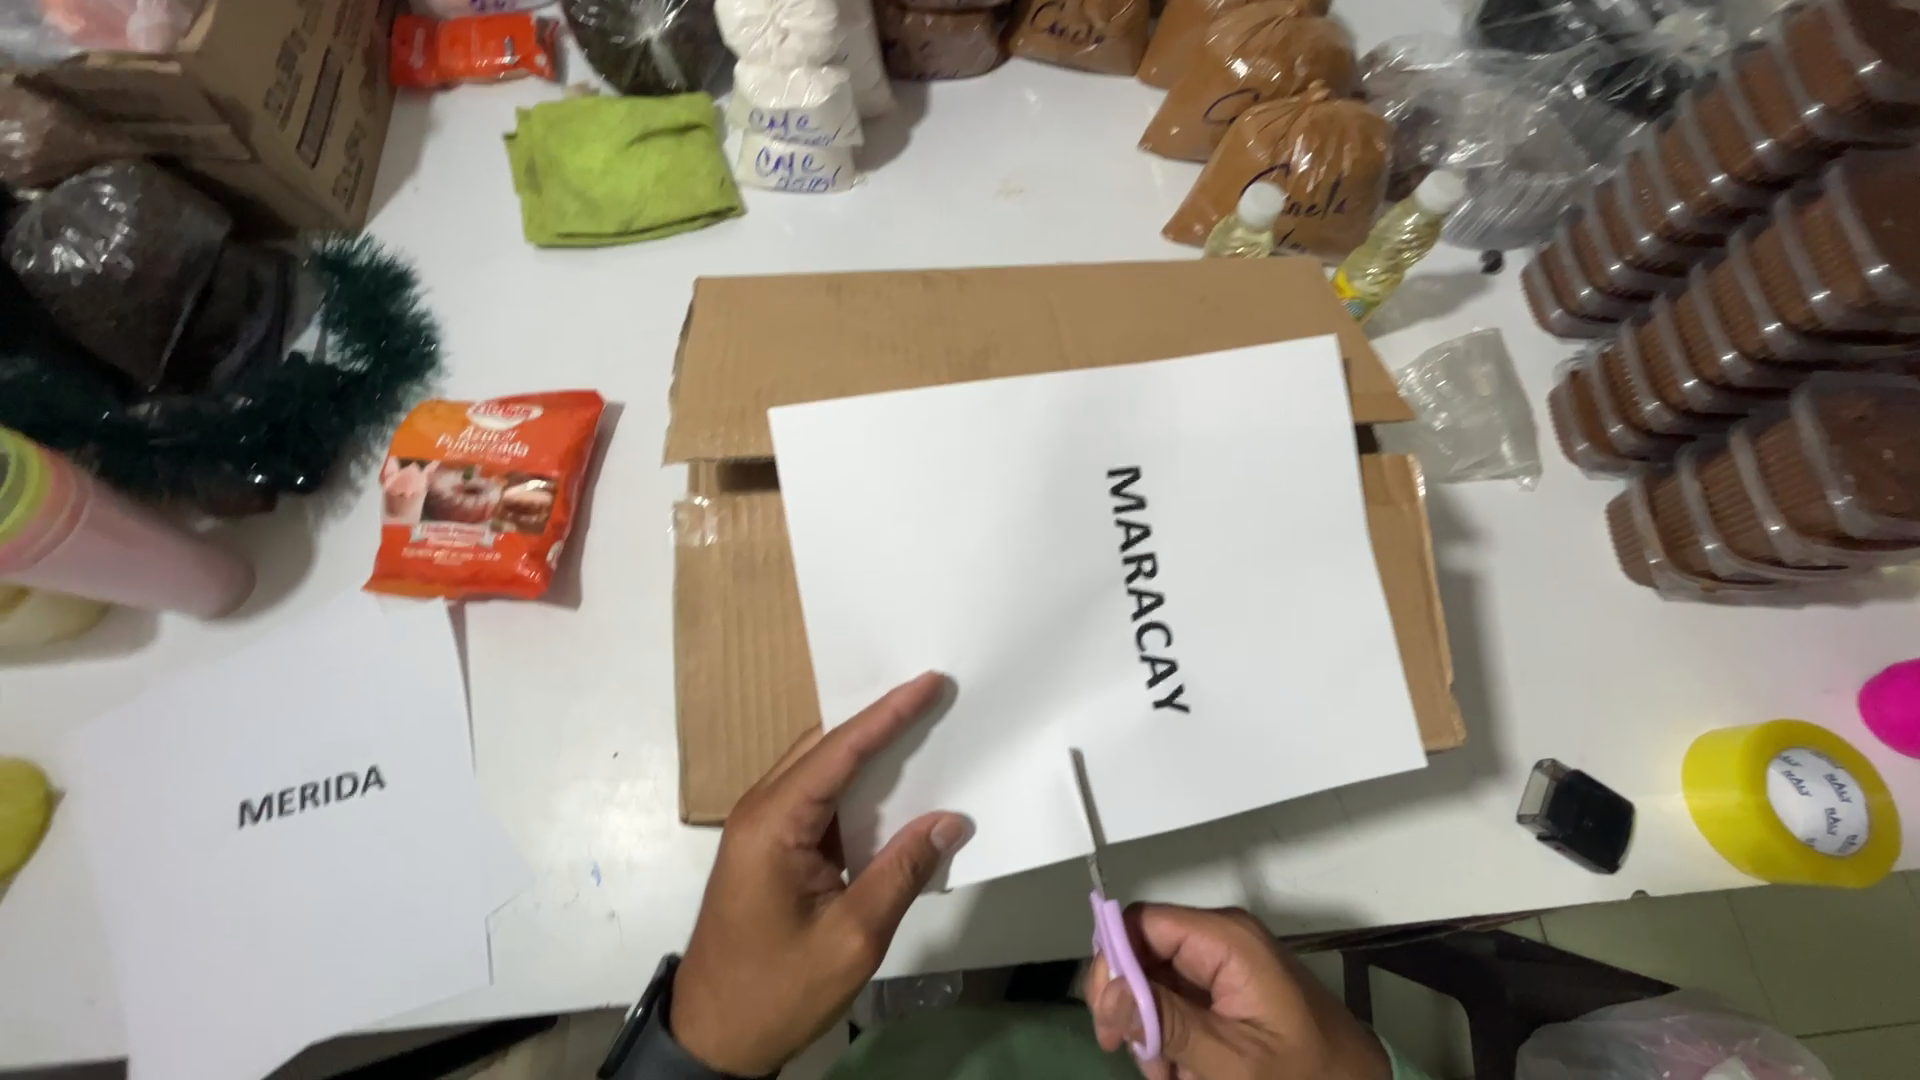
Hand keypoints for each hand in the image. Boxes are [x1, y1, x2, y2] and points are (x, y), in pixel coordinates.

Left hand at [671, 673, 973, 1075]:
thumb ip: (902, 870)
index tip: (928, 682)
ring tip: (920, 726)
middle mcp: (762, 810)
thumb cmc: (777, 990)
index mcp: (774, 823)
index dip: (889, 713)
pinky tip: (892, 783)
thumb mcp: (852, 937)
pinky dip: (857, 783)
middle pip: (826, 747)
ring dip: (867, 748)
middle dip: (879, 719)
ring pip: (821, 767)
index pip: (840, 751)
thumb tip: (950, 820)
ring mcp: (763, 827)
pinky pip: (818, 797)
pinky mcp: (771, 845)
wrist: (712, 1041)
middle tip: (931, 695)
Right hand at [1088, 905, 1390, 1079]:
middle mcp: (1219, 936)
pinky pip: (1177, 994)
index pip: (1142, 923)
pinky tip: (1180, 1068)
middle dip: (1132, 1005)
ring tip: (1167, 1074)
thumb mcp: (1233, 1063)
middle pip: (1144, 950)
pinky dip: (1168, 1032)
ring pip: (1154, 977)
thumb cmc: (1305, 1077)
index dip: (1114, 961)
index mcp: (1225, 939)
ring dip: (1149, 1027)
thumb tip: (1109, 990)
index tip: (1107, 1018)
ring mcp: (1222, 959)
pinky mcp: (1225, 983)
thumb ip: (1169, 1023)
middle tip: (1135, 1057)